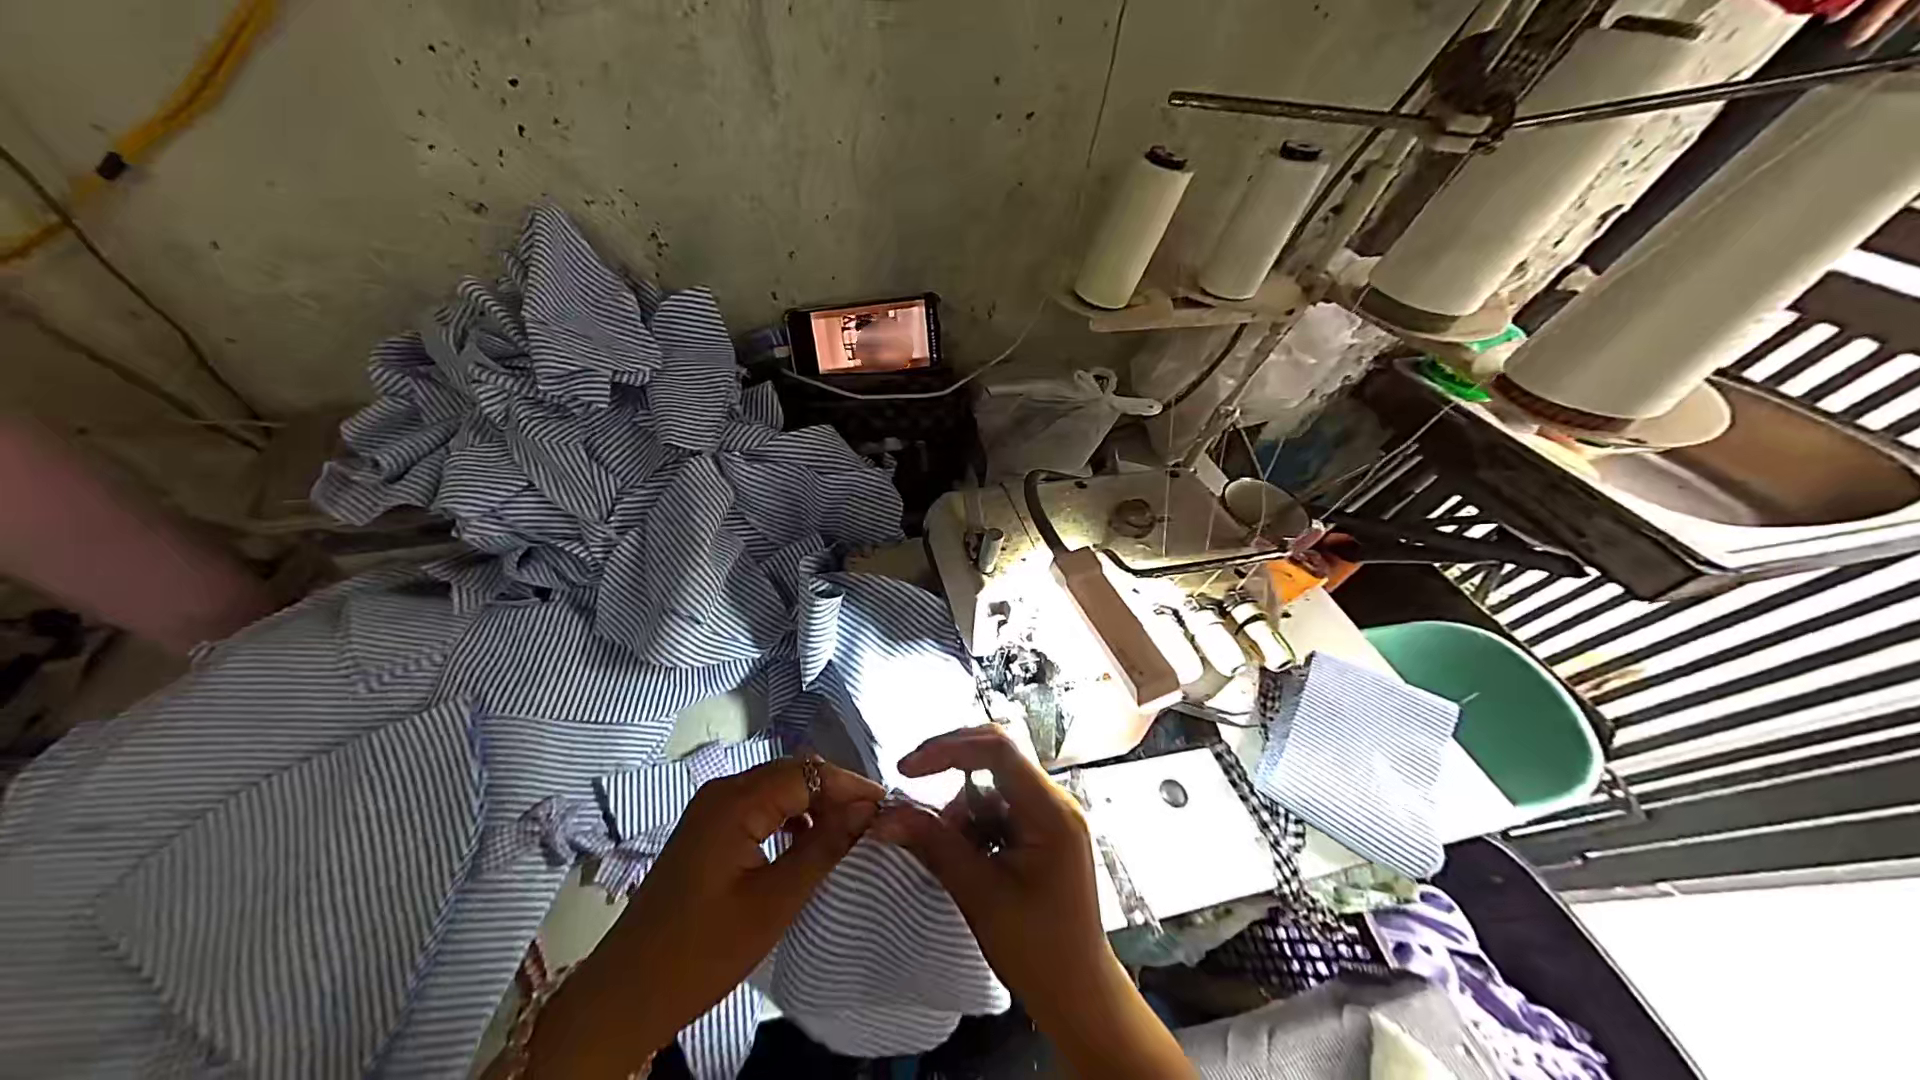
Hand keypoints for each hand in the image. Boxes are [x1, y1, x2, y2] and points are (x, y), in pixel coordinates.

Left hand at [526, 756, 883, 1077]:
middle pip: (792, 773)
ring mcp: (710, 809)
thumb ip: (824, 846)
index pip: (808, 774)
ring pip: (776, 787)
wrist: (629, 993)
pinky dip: (789, 815)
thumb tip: (866, 809)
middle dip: (834, 791)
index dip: (850, 786)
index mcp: (735, 802)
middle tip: (872, 818)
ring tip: (846, 830)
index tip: (888, 806)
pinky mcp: (707, 829)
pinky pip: (758, 806)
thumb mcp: (776, 900)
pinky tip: (805, 841)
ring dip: (813, 802)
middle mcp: (722, 792)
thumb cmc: (705, 949)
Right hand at [873, 726, 1195, 1078]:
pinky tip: (964, 856)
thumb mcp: (980, 895)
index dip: (948, 748)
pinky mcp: (1041, 833)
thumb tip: (887, 815)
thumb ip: (935, 846)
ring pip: (992, 784)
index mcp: (1051, 811)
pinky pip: (998, 809)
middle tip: (911, 787)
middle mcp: (1055, 803)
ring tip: (947, 850)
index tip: (907, 768)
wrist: (1079, 994)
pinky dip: (972, 823)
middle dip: (949, 767)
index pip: (997, 750)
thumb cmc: (1039, 951)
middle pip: (995, 756)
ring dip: (960, 806)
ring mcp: (1050, 817)